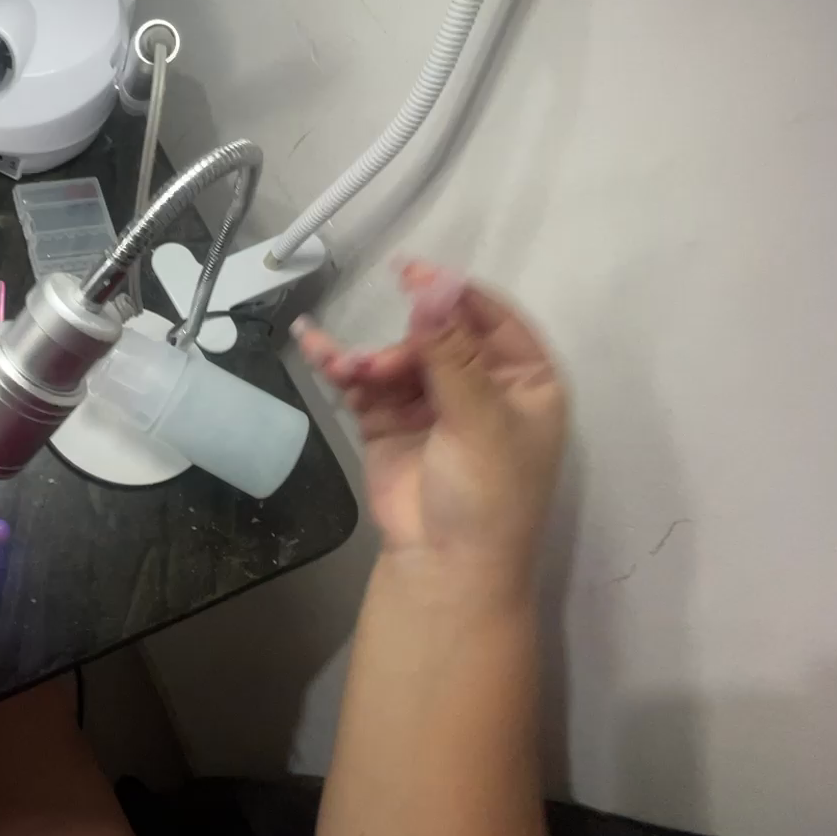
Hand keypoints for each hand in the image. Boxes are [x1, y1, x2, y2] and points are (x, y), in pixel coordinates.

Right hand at [293, 261, 566, 593]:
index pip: (491, 320)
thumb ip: (451, 353)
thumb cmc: (486, 494)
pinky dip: (340, 366)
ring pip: (393, 359)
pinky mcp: (386, 420)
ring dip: (365, 361)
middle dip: (401, 346)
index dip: (453, 294)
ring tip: (344, 372)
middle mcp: (476, 385)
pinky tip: (313, 345)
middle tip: (377, 367)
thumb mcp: (478, 420)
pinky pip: (362, 382)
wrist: (443, 563)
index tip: (410, 272)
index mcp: (522, 381)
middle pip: (433, 337)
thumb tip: (431, 287)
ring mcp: (428, 402)